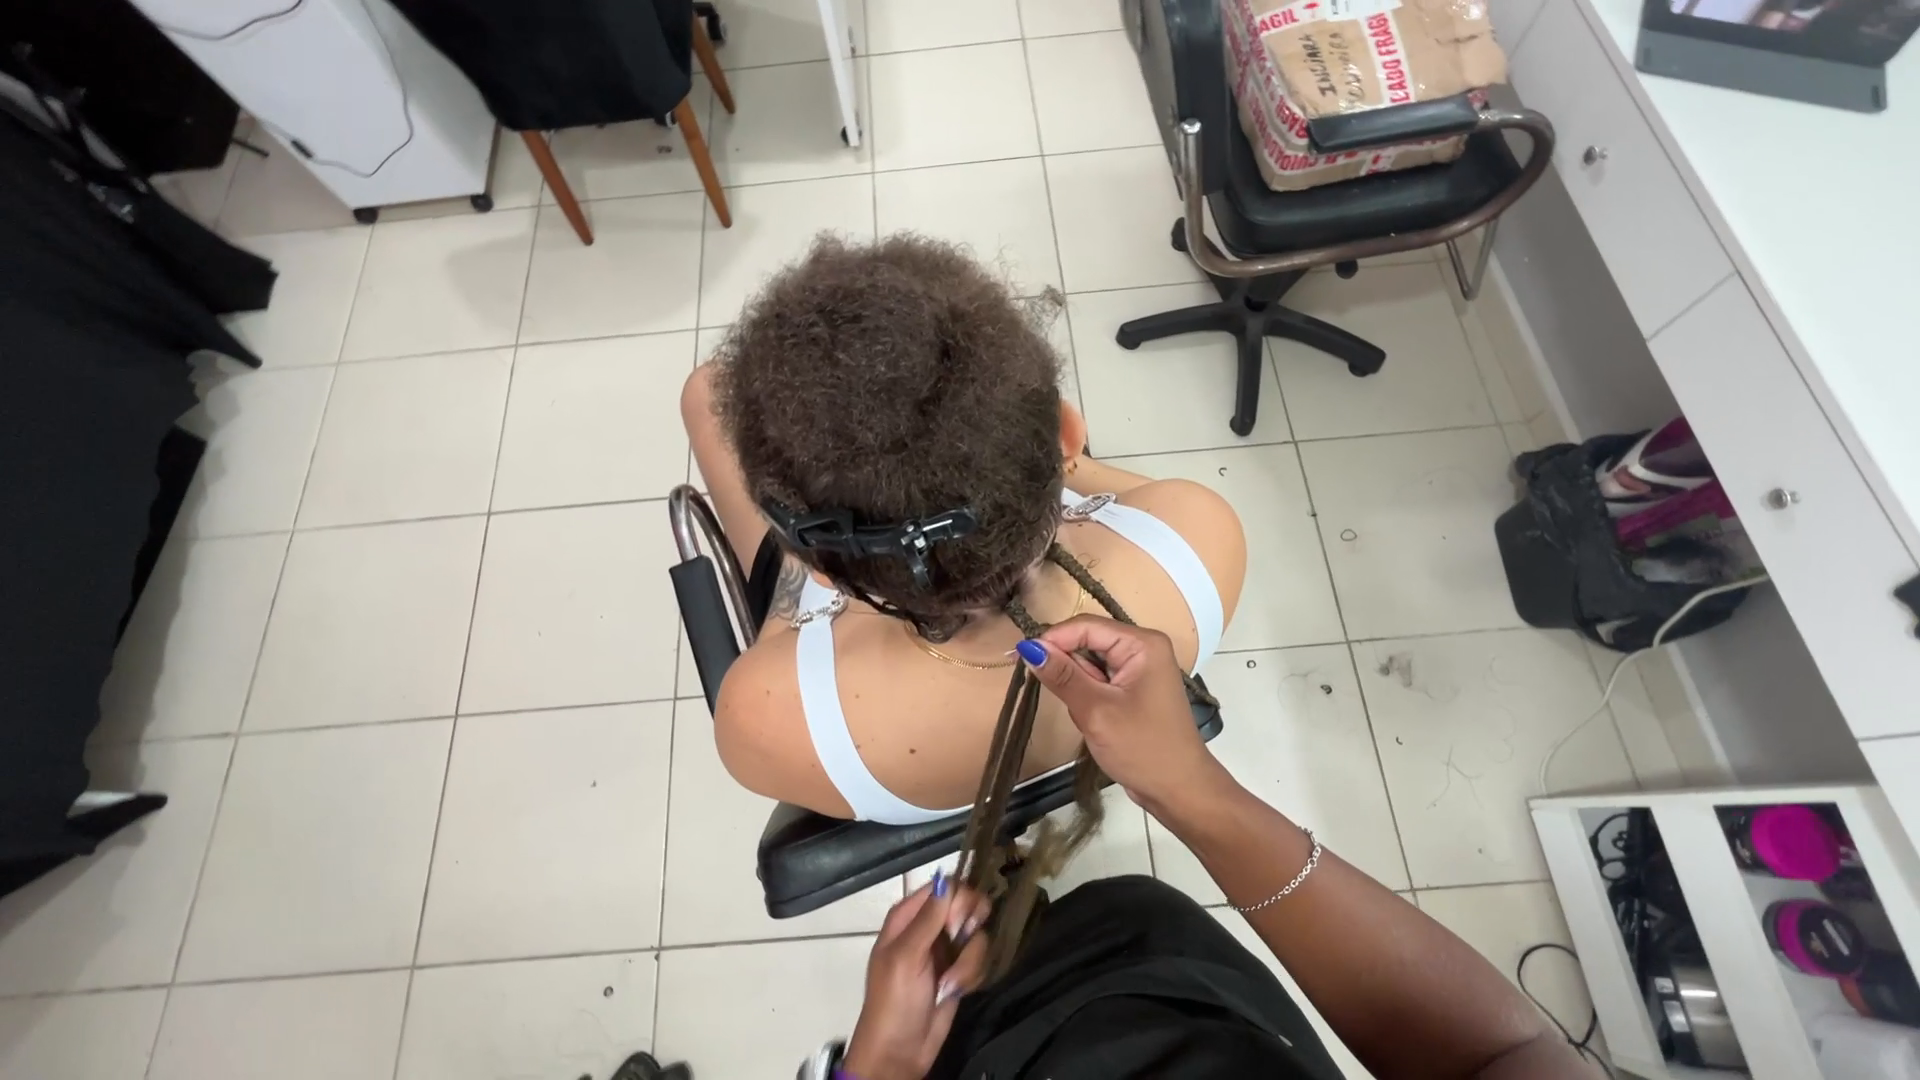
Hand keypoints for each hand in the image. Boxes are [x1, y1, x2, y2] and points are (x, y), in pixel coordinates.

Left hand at [842, 874, 991, 1079]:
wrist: (900, 1053)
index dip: (957, 901)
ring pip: (977, 934)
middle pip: (967, 904)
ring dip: (969, 962)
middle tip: (959, 947)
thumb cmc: (894, 1002)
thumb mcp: (906, 957)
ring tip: (950, 984)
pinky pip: (980, 959)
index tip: (957, 926)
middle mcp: (930, 925)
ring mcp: (946, 948)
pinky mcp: (959, 970)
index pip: (945, 886)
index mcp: (909, 915)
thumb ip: (928, 918)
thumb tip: (946, 879)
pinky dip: (972, 976)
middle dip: (969, 930)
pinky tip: (956, 991)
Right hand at [1018, 615, 1229, 815]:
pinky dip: (1086, 696)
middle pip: (1087, 641)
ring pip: (1089, 662)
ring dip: (1077, 686)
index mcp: (1142, 644)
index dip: (1052, 639)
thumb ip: (1062, 676)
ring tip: (1087, 715)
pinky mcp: (1133, 687)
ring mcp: (1139, 668)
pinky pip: (1098, 679)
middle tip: (1061, 697)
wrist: (1179, 790)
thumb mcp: (1096, 711)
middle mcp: (1142, 648)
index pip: (1086, 626)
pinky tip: (1093, 718)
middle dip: (1068, 667)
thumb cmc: (1143, 749)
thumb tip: (1028, 647)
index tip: (1019, 658)